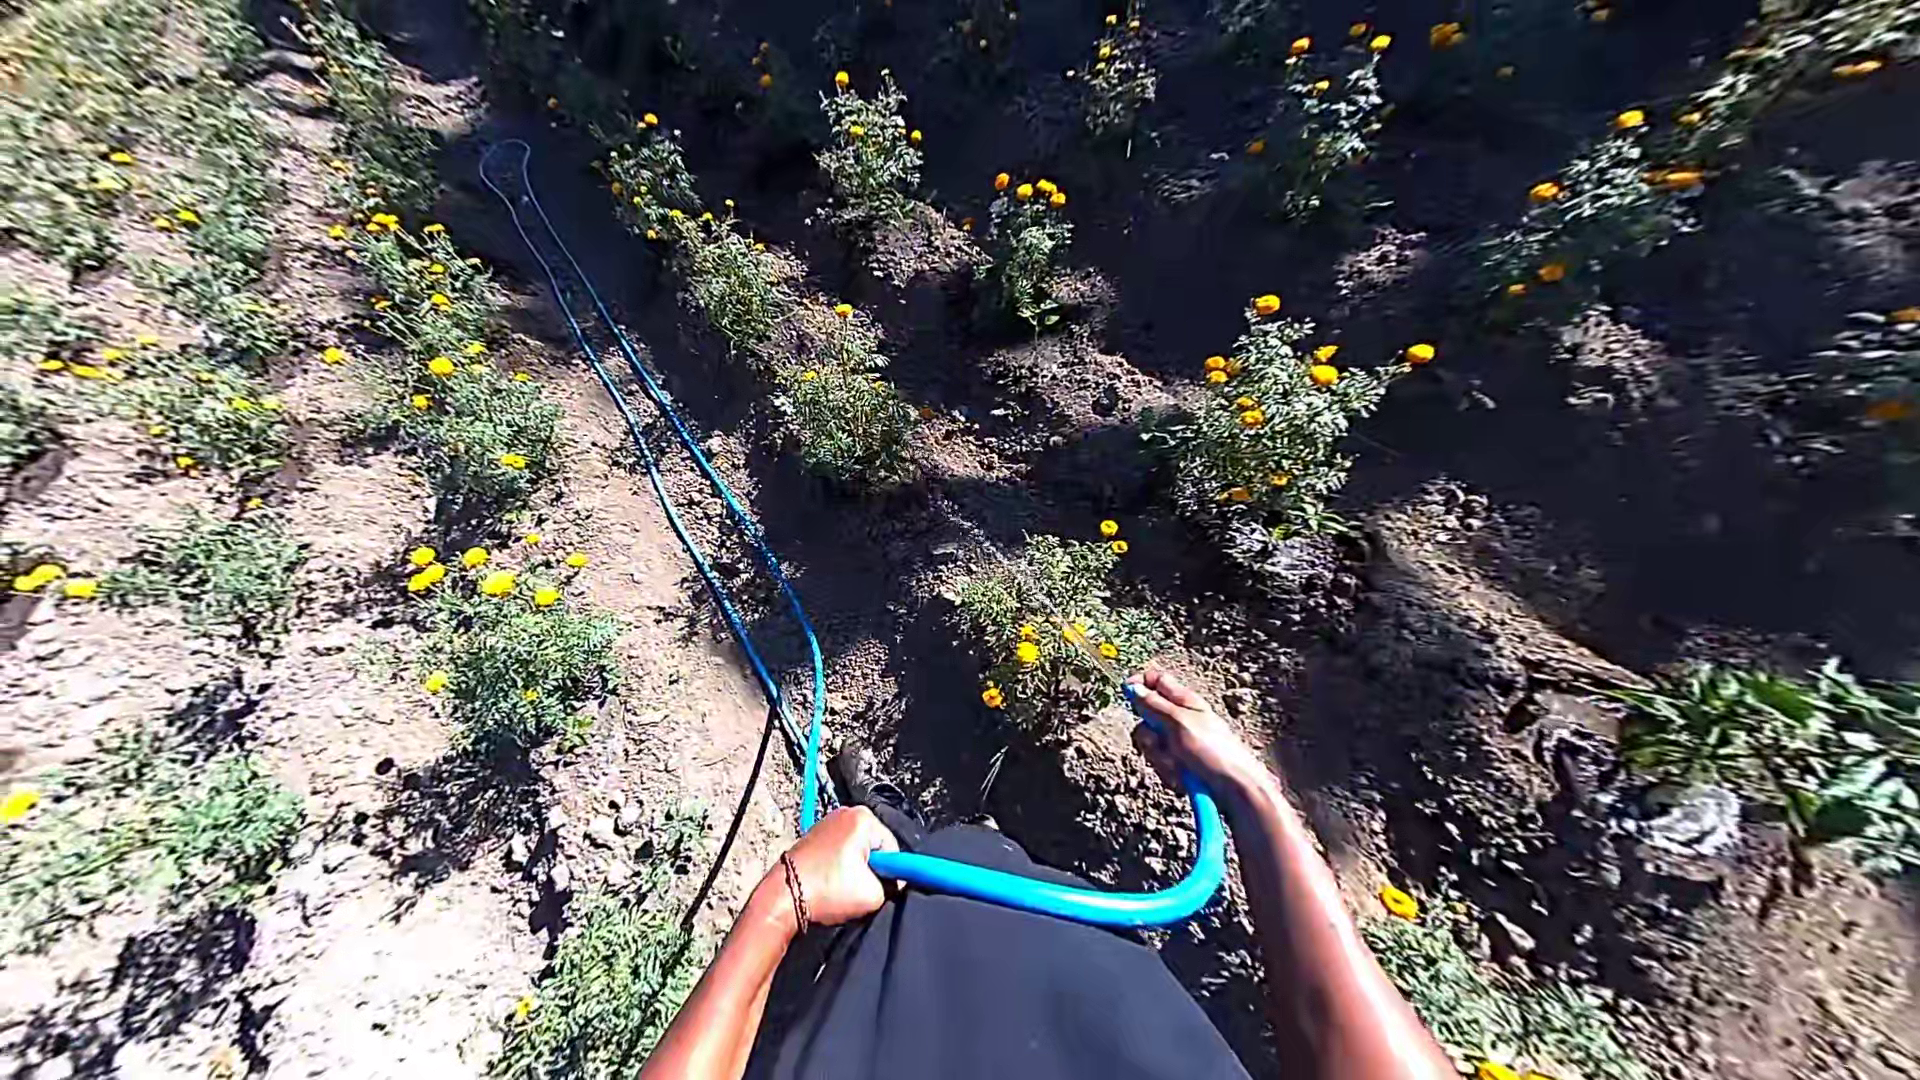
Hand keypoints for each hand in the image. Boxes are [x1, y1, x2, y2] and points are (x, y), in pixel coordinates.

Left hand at [774, 806, 898, 929]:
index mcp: (864, 818)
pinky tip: (828, 883)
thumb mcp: (873, 895)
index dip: (890, 873)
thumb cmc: (824, 890)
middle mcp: (846, 813)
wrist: (783, 897)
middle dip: (870, 869)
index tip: (881, 888)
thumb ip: (892, 887)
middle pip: (874, 847)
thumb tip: (890, 884)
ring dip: (853, 869)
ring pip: (856, 850)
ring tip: (839, 888)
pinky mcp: (814, 835)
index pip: (892, 848)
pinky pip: (839, 851)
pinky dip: (837, 867)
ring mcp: (828, 822)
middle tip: (857, 890)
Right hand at [1127, 667, 1270, 801]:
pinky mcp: (1181, 764)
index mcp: (1184, 701)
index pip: (1155, 680)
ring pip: (1150, 744)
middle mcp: (1181, 719)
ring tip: (1179, 766)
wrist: (1238, 792)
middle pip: (1146, 717)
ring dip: (1159, 757)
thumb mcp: (1179, 723)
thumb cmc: (1214, 752)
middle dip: (1148, 734)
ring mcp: (1180, 743)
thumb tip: (1132, 688)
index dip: (1139, 684)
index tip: (1126, 695)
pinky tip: (1182, 778)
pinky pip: (1160, 764)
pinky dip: (1167, 772)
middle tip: (1163, 742)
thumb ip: (1153, 705)